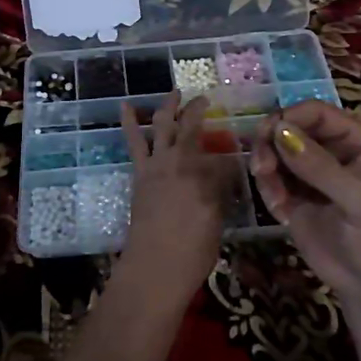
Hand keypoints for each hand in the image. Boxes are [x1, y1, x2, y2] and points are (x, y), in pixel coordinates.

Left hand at [115, 94, 224, 303]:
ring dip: (168, 107)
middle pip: (192, 130)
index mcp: (208, 176)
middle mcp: (183, 163)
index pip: (222, 158)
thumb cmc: (194, 252)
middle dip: (198, 112)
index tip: (234, 157)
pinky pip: (135, 141)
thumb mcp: (217, 222)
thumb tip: (220, 179)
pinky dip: (130, 122)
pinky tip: (126, 106)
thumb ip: (218, 194)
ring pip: (162, 127)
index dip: (229, 157)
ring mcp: (158, 166)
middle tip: (204, 100)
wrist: (155, 267)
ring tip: (173, 92)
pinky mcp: (140, 174)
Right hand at [249, 102, 360, 302]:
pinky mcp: (293, 197)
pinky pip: (270, 180)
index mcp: (358, 143)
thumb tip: (279, 131)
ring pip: (275, 153)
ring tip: (272, 193)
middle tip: (261, 167)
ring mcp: (310, 175)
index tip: (267, 133)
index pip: (317, 113)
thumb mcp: (356, 199)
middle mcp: (332, 152)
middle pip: (289, 129)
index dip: (290, 117)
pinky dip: (268, 190)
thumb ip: (318, 165)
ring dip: (266, 168)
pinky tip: (280, 211)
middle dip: (271, 144)